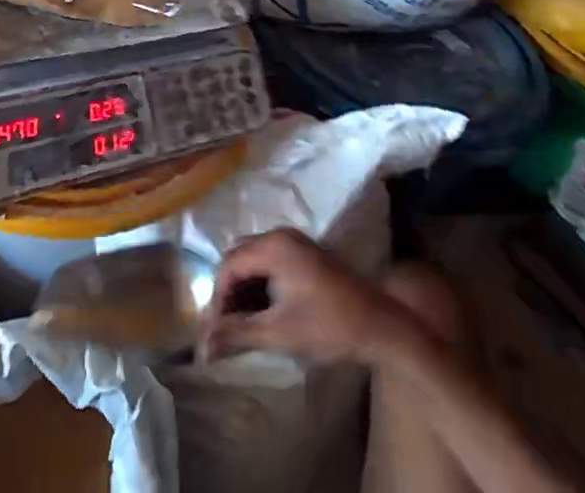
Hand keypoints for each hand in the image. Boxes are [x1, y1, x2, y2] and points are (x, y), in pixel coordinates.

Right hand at [200, 229, 424, 364]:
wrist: (383, 325)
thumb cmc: (330, 326)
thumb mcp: (279, 333)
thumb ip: (237, 335)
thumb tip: (202, 348)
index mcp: (273, 247)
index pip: (228, 266)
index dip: (216, 299)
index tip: (213, 331)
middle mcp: (280, 235)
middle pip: (237, 257)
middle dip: (227, 292)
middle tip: (223, 326)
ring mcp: (295, 242)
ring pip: (253, 259)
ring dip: (243, 289)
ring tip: (240, 323)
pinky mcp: (305, 253)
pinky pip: (269, 261)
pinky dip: (259, 284)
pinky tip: (261, 311)